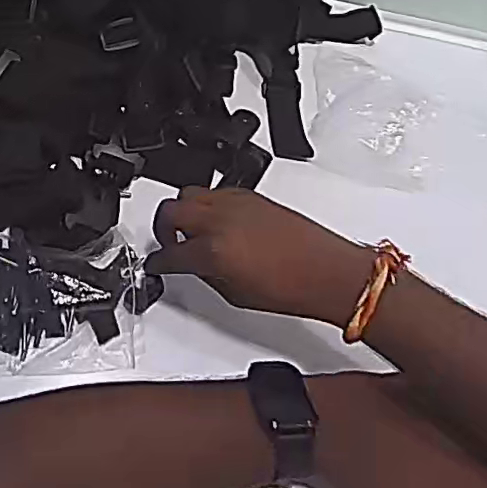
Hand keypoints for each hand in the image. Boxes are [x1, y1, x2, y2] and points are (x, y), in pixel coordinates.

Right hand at [148, 187, 369, 323]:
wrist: (328, 273)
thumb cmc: (293, 287)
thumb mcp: (235, 294)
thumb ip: (205, 274)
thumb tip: (192, 266)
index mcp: (213, 251)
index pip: (170, 253)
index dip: (158, 261)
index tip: (157, 263)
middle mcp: (219, 220)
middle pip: (169, 211)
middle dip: (162, 228)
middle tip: (168, 242)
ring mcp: (233, 203)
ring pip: (188, 194)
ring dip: (183, 212)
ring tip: (191, 230)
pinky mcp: (249, 195)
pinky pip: (214, 193)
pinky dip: (207, 205)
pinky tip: (216, 222)